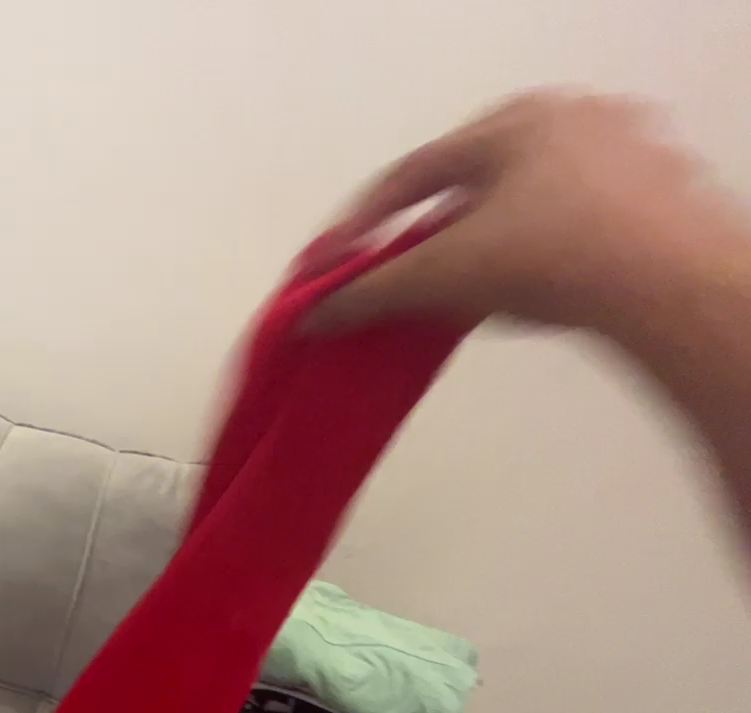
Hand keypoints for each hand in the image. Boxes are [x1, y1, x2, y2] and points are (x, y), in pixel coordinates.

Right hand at [308, 91, 750, 342]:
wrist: (672, 289)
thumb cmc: (557, 255)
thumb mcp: (432, 277)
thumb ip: (361, 295)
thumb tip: (312, 317)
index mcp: (516, 123)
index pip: (406, 177)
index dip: (355, 226)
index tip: (329, 264)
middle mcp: (571, 123)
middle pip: (459, 188)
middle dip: (414, 234)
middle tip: (384, 272)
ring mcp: (620, 157)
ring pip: (507, 206)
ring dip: (462, 247)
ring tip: (436, 288)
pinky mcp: (647, 199)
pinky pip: (551, 224)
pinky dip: (511, 255)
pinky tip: (494, 291)